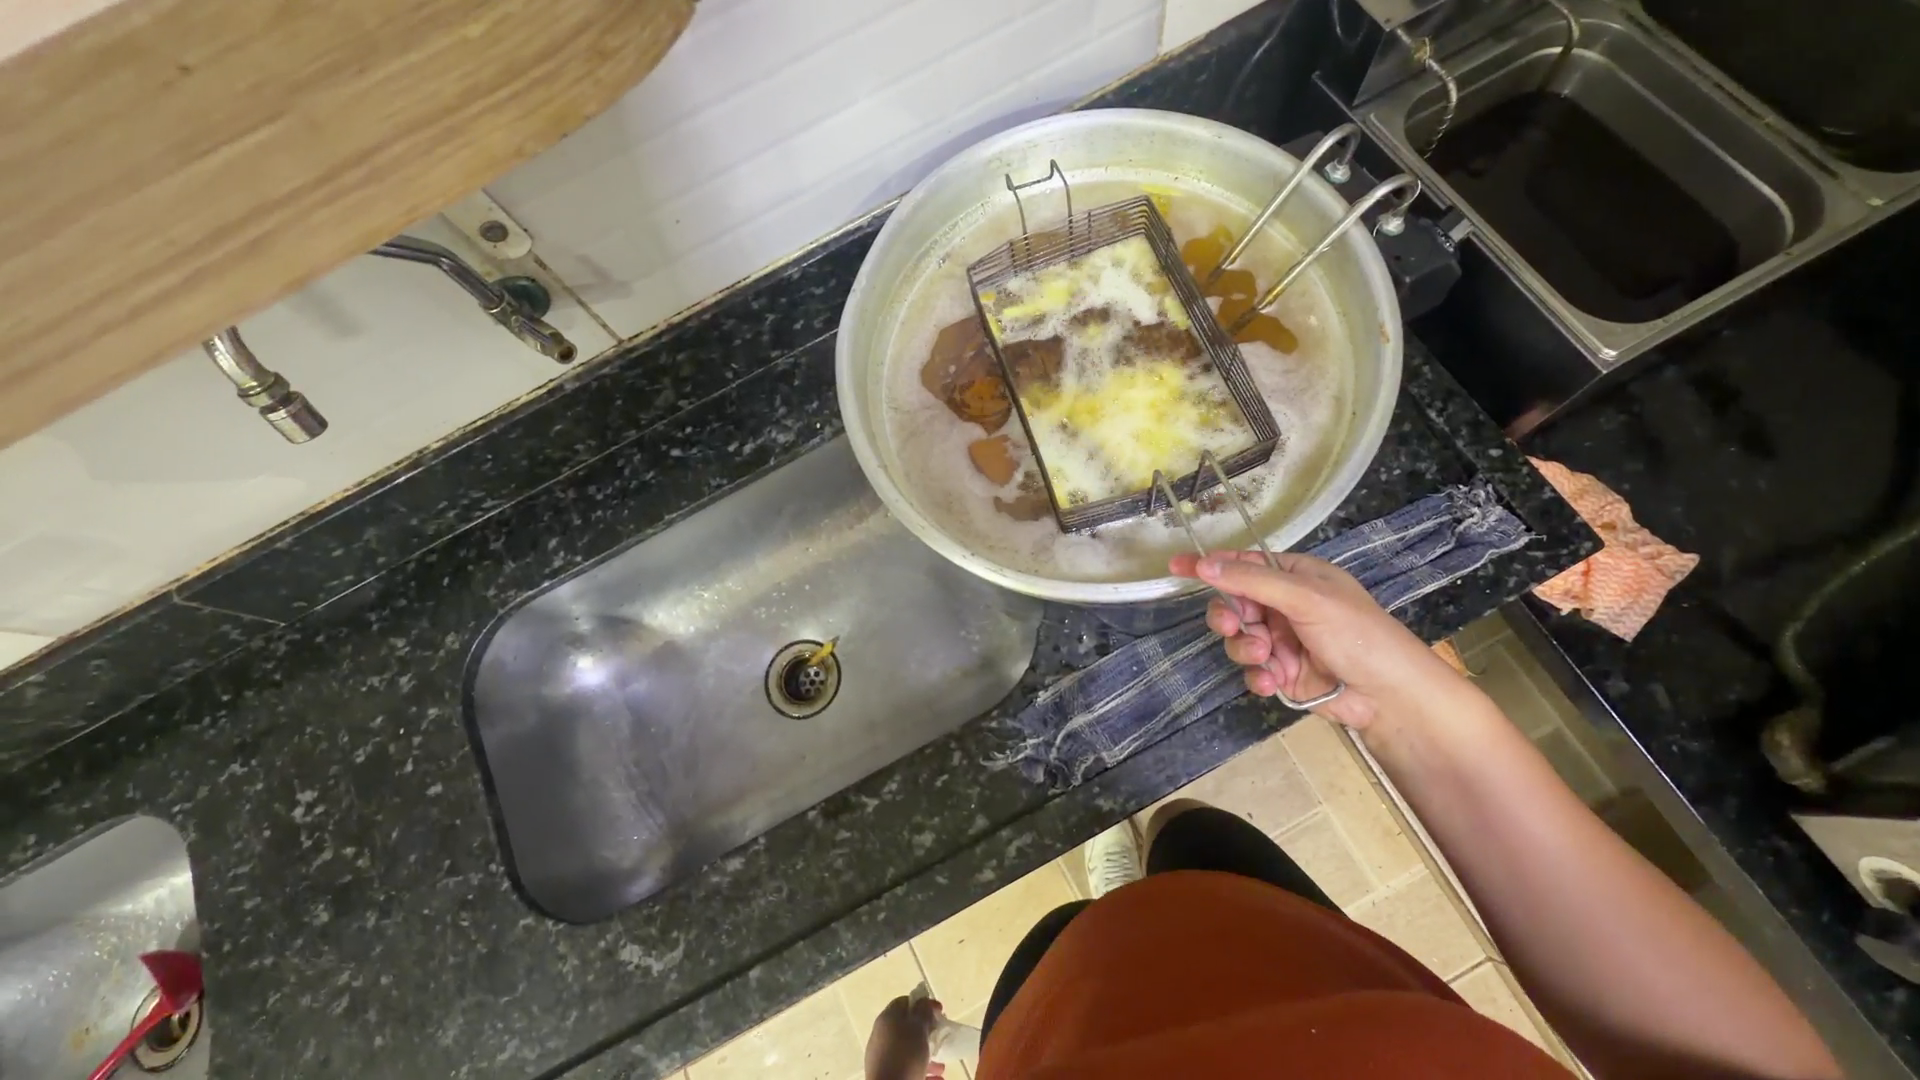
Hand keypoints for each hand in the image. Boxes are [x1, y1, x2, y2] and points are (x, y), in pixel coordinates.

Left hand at [864, 996, 944, 1079]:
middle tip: (941, 1038)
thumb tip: (924, 1002)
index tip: (940, 1012)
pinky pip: (907, 1069)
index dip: (923, 1004)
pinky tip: (936, 1078)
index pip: (904, 1002)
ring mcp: (882, 1057)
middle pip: (907, 1028)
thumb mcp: (918, 1027)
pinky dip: (922, 1072)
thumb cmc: (905, 1055)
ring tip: (941, 1066)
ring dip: (927, 1056)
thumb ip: (923, 1011)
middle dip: (927, 1034)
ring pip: (908, 1051)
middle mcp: (882, 1035)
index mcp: (887, 1018)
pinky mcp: (886, 1075)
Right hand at [1169, 551, 1476, 732]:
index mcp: (1296, 577)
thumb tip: (1204, 564)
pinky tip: (1274, 682)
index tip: (1176, 566)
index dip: (1211, 565)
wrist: (1389, 696)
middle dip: (1230, 618)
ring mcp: (1283, 642)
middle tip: (1234, 627)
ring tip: (1268, 659)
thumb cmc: (1357, 634)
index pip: (1244, 564)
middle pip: (1233, 605)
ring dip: (1246, 650)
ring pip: (1238, 640)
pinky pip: (1252, 670)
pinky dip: (1258, 676)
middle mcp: (1285, 606)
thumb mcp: (1305, 599)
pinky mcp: (1283, 674)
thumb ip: (1252, 581)